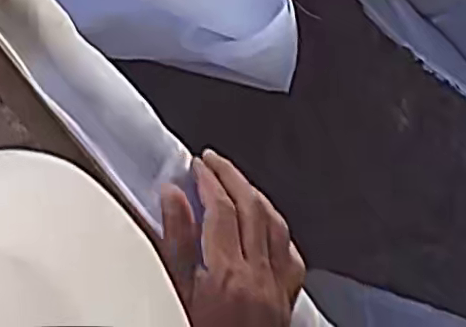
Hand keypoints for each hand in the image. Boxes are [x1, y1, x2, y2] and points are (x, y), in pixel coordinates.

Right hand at [161, 151, 306, 326]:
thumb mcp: (174, 293)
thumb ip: (175, 241)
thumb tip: (172, 194)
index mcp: (228, 273)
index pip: (221, 207)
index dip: (207, 178)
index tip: (195, 164)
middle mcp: (260, 277)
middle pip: (251, 207)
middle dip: (231, 176)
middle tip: (212, 161)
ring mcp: (278, 291)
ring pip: (276, 226)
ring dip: (255, 195)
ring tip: (235, 180)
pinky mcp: (288, 304)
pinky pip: (292, 256)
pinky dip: (278, 230)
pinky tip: (266, 224)